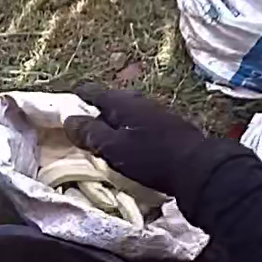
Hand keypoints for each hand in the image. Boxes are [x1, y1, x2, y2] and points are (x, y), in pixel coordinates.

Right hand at [63, 85, 245, 209]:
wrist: (198, 169)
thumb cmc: (151, 157)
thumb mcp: (114, 147)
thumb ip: (90, 133)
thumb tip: (69, 120)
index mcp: (121, 101)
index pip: (90, 91)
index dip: (75, 99)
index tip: (63, 109)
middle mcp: (138, 101)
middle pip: (108, 102)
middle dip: (94, 114)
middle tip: (81, 131)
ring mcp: (155, 113)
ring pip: (125, 114)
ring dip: (112, 124)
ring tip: (102, 141)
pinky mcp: (167, 127)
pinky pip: (138, 125)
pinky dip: (127, 132)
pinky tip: (128, 147)